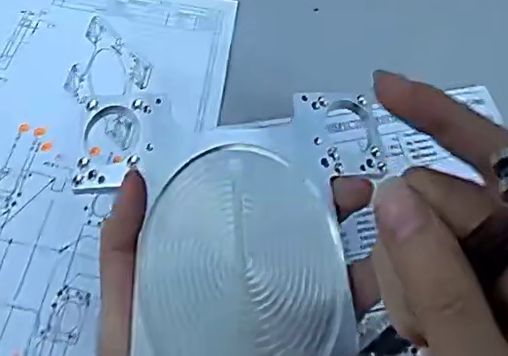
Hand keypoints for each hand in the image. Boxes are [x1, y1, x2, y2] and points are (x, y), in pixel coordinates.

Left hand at [97, 165, 381, 355]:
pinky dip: (370, 299)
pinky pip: (346, 323)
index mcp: (218, 278)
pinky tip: (383, 284)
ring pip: (334, 279)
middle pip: (304, 240)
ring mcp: (287, 328)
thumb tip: (133, 183)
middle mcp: (258, 297)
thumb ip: (125, 254)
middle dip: (334, 210)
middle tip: (356, 192)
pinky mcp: (314, 347)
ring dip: (362, 252)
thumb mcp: (126, 320)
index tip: (309, 169)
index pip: (257, 220)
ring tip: (380, 236)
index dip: (286, 188)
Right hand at [371, 70, 507, 355]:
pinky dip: (397, 278)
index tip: (386, 90)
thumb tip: (394, 193)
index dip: (442, 129)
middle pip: (458, 204)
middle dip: (410, 228)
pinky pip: (430, 273)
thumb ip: (444, 290)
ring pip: (433, 238)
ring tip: (394, 313)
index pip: (502, 174)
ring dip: (399, 262)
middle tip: (389, 285)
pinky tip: (377, 288)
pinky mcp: (484, 322)